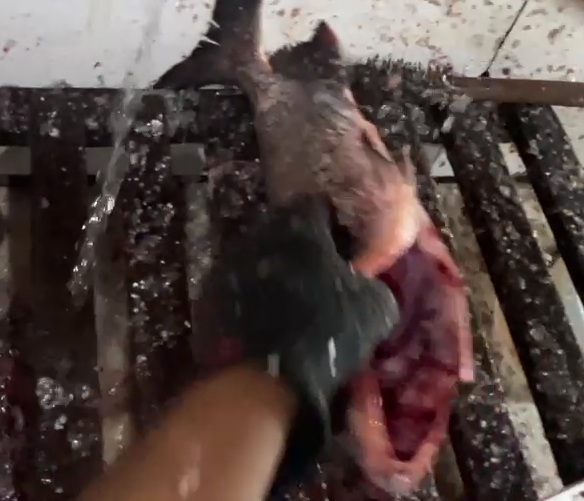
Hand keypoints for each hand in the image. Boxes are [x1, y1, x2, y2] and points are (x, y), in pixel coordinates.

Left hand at [197, 198, 398, 486]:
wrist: (263, 377)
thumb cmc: (324, 332)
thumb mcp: (372, 308)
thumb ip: (371, 282)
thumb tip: (367, 280)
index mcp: (299, 224)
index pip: (317, 206)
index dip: (332, 223)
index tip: (342, 245)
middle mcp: (260, 232)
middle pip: (283, 227)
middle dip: (300, 245)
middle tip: (318, 272)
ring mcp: (230, 260)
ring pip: (258, 254)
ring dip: (273, 269)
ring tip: (290, 300)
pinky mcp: (210, 291)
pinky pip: (237, 283)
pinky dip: (251, 295)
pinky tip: (265, 319)